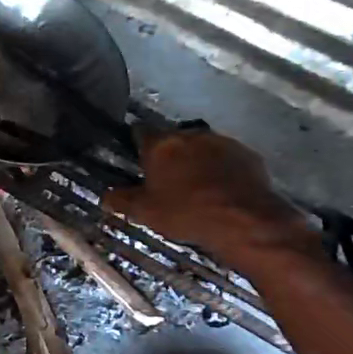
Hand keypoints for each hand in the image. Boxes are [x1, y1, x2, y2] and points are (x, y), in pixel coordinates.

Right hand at [103, 129, 316, 266]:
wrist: (242, 221)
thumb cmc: (185, 214)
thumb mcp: (144, 212)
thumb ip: (121, 200)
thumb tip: (105, 195)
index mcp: (161, 146)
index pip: (141, 132)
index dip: (136, 143)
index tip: (135, 156)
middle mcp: (191, 135)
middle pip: (173, 139)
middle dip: (168, 154)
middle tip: (165, 178)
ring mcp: (222, 142)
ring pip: (201, 147)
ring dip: (195, 160)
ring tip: (194, 185)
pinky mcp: (247, 154)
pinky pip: (226, 158)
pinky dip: (220, 168)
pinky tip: (219, 189)